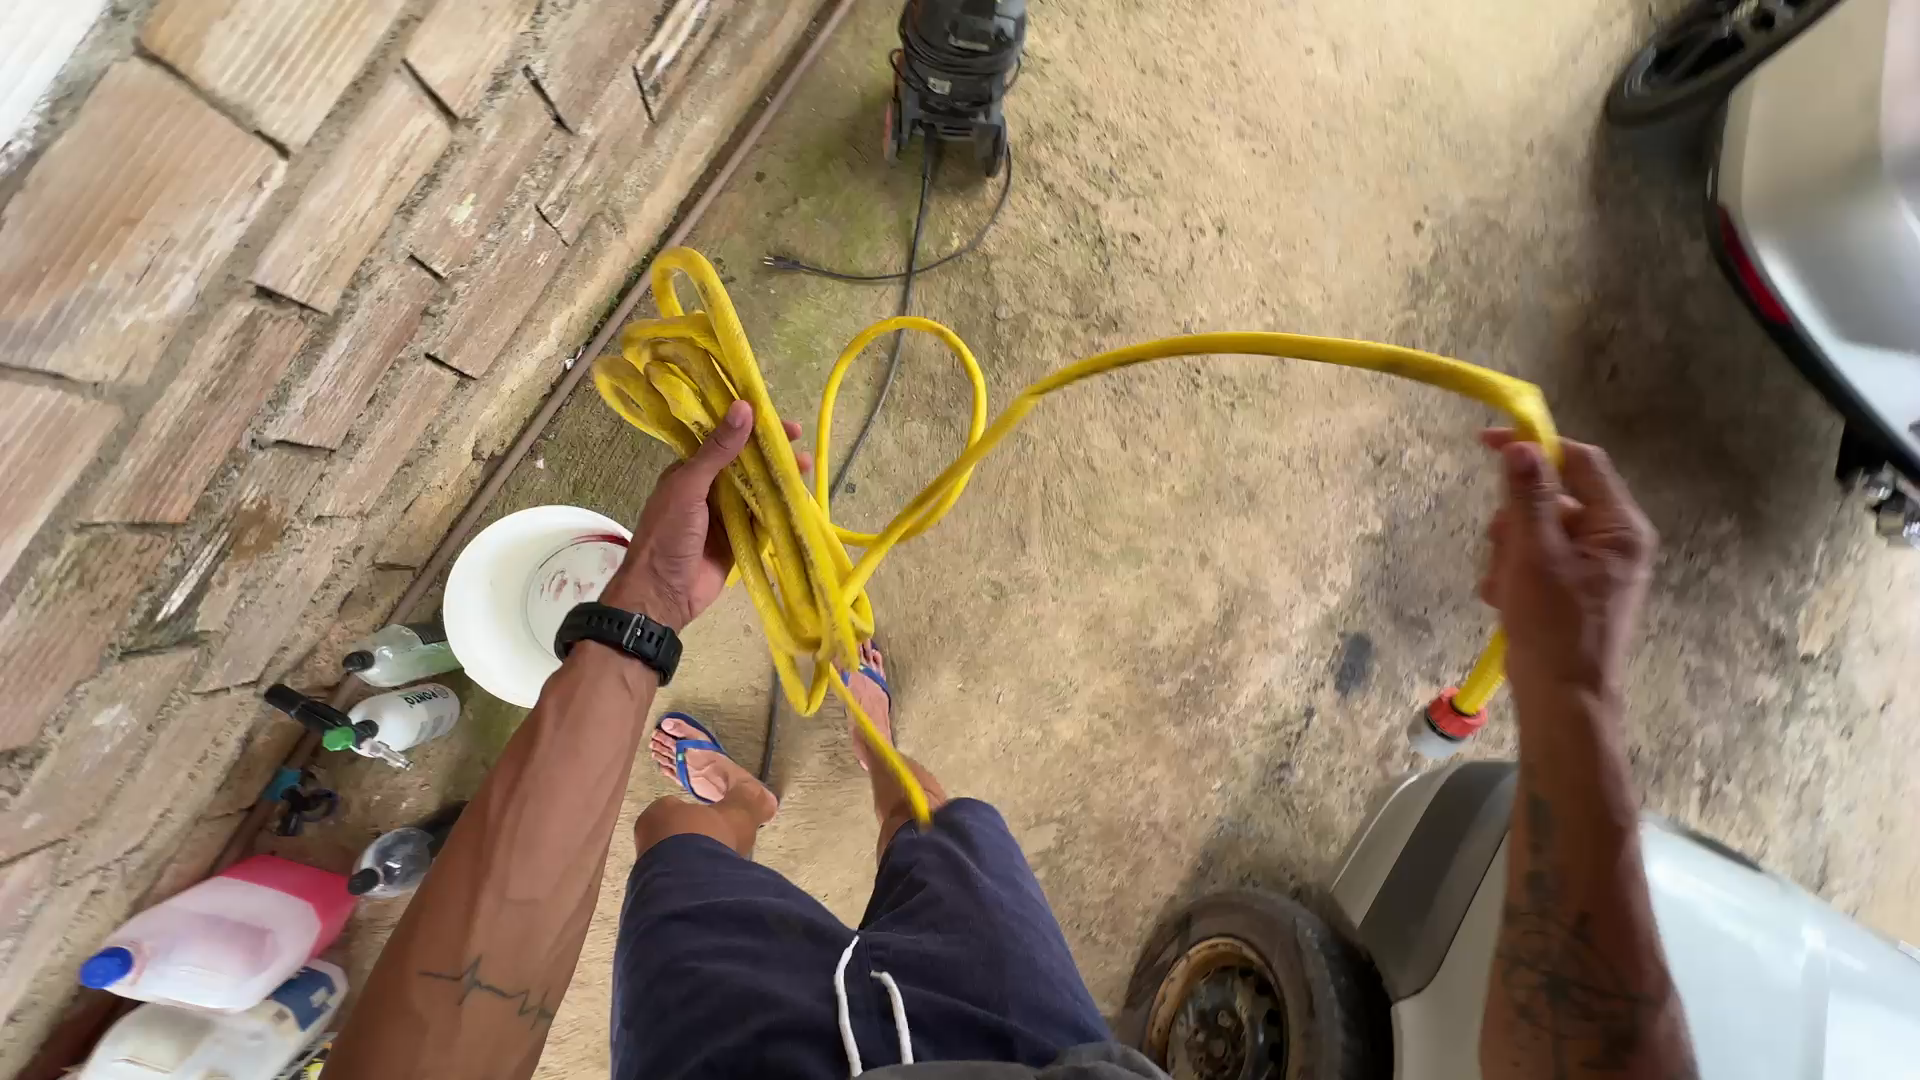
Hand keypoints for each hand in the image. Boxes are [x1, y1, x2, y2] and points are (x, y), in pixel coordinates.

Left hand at [601, 401, 811, 630]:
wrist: (662, 594)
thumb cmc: (667, 535)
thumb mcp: (690, 487)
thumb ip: (718, 451)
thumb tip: (743, 408)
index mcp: (691, 471)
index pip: (724, 440)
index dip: (749, 427)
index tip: (775, 417)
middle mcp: (711, 490)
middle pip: (747, 464)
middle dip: (771, 452)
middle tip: (798, 441)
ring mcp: (727, 516)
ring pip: (759, 490)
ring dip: (780, 479)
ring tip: (805, 467)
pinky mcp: (742, 539)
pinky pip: (765, 519)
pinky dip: (782, 509)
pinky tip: (800, 499)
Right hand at [1479, 430, 1656, 700]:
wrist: (1562, 693)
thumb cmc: (1554, 624)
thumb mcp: (1536, 555)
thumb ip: (1528, 498)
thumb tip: (1521, 446)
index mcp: (1618, 526)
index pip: (1580, 462)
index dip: (1534, 446)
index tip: (1484, 441)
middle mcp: (1611, 539)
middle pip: (1549, 498)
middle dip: (1513, 520)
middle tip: (1502, 551)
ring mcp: (1590, 563)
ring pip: (1532, 529)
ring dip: (1506, 552)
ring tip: (1504, 586)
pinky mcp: (1568, 584)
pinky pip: (1530, 558)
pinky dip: (1510, 572)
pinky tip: (1506, 598)